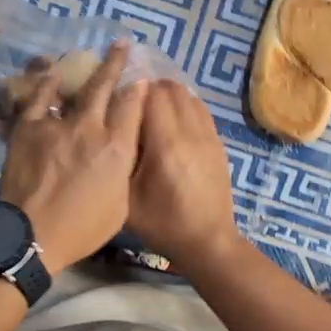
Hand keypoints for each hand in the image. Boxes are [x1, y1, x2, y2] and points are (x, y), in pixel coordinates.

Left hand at [0, 43, 146, 273]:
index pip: (133, 107)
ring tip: (87, 55)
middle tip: (122, 44)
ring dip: (83, 70)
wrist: (30, 236)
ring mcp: (57, 125)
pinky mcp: (28, 128)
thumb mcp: (119, 206)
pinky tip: (51, 73)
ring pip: (74, 89)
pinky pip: (39, 98)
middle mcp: (91, 128)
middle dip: (116, 62)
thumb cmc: (80, 230)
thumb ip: (123, 171)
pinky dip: (46, 84)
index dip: (139, 89)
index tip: (142, 78)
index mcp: (117, 149)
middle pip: (106, 87)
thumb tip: (123, 151)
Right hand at [127, 81, 245, 271]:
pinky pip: (201, 110)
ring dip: (170, 96)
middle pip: (172, 89)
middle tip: (132, 105)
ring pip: (190, 95)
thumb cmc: (163, 224)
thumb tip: (112, 129)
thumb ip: (119, 160)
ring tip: (151, 112)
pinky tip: (172, 123)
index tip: (119, 101)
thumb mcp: (127, 199)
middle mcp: (191, 133)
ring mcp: (209, 136)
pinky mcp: (219, 144)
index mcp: (166, 145)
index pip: (152, 95)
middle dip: (151, 89)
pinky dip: (185, 106)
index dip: (133, 91)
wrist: (207, 241)